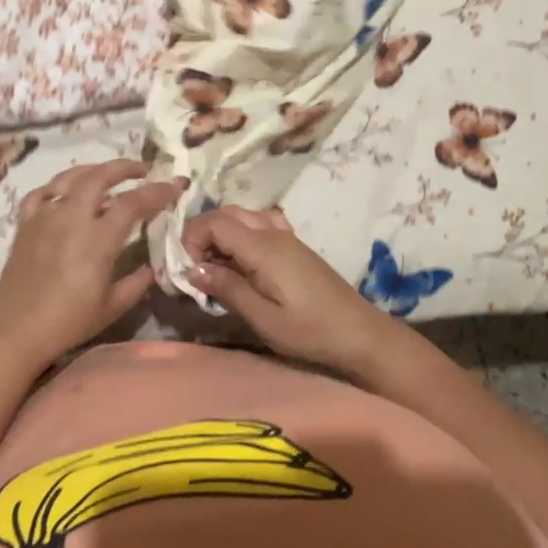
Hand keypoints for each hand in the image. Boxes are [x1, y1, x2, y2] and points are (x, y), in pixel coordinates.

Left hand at [0, 159, 184, 369]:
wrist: (16, 330)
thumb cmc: (68, 322)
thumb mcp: (112, 307)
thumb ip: (137, 282)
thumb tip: (152, 267)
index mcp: (97, 239)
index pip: (132, 203)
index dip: (157, 192)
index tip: (174, 185)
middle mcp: (70, 218)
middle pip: (99, 176)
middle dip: (125, 168)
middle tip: (144, 170)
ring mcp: (44, 217)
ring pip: (69, 178)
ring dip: (94, 169)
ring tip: (109, 173)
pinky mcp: (25, 224)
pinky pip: (41, 193)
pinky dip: (58, 186)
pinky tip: (66, 192)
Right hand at [180, 206, 395, 374]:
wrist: (360, 334)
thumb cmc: (310, 331)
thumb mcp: (264, 319)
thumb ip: (227, 289)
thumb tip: (192, 270)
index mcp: (263, 248)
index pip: (214, 222)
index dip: (191, 239)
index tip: (188, 271)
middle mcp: (273, 232)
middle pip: (226, 213)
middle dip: (202, 234)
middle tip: (196, 269)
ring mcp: (286, 237)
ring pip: (242, 216)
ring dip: (221, 233)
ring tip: (216, 267)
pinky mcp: (294, 246)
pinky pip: (259, 224)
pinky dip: (241, 234)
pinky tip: (242, 262)